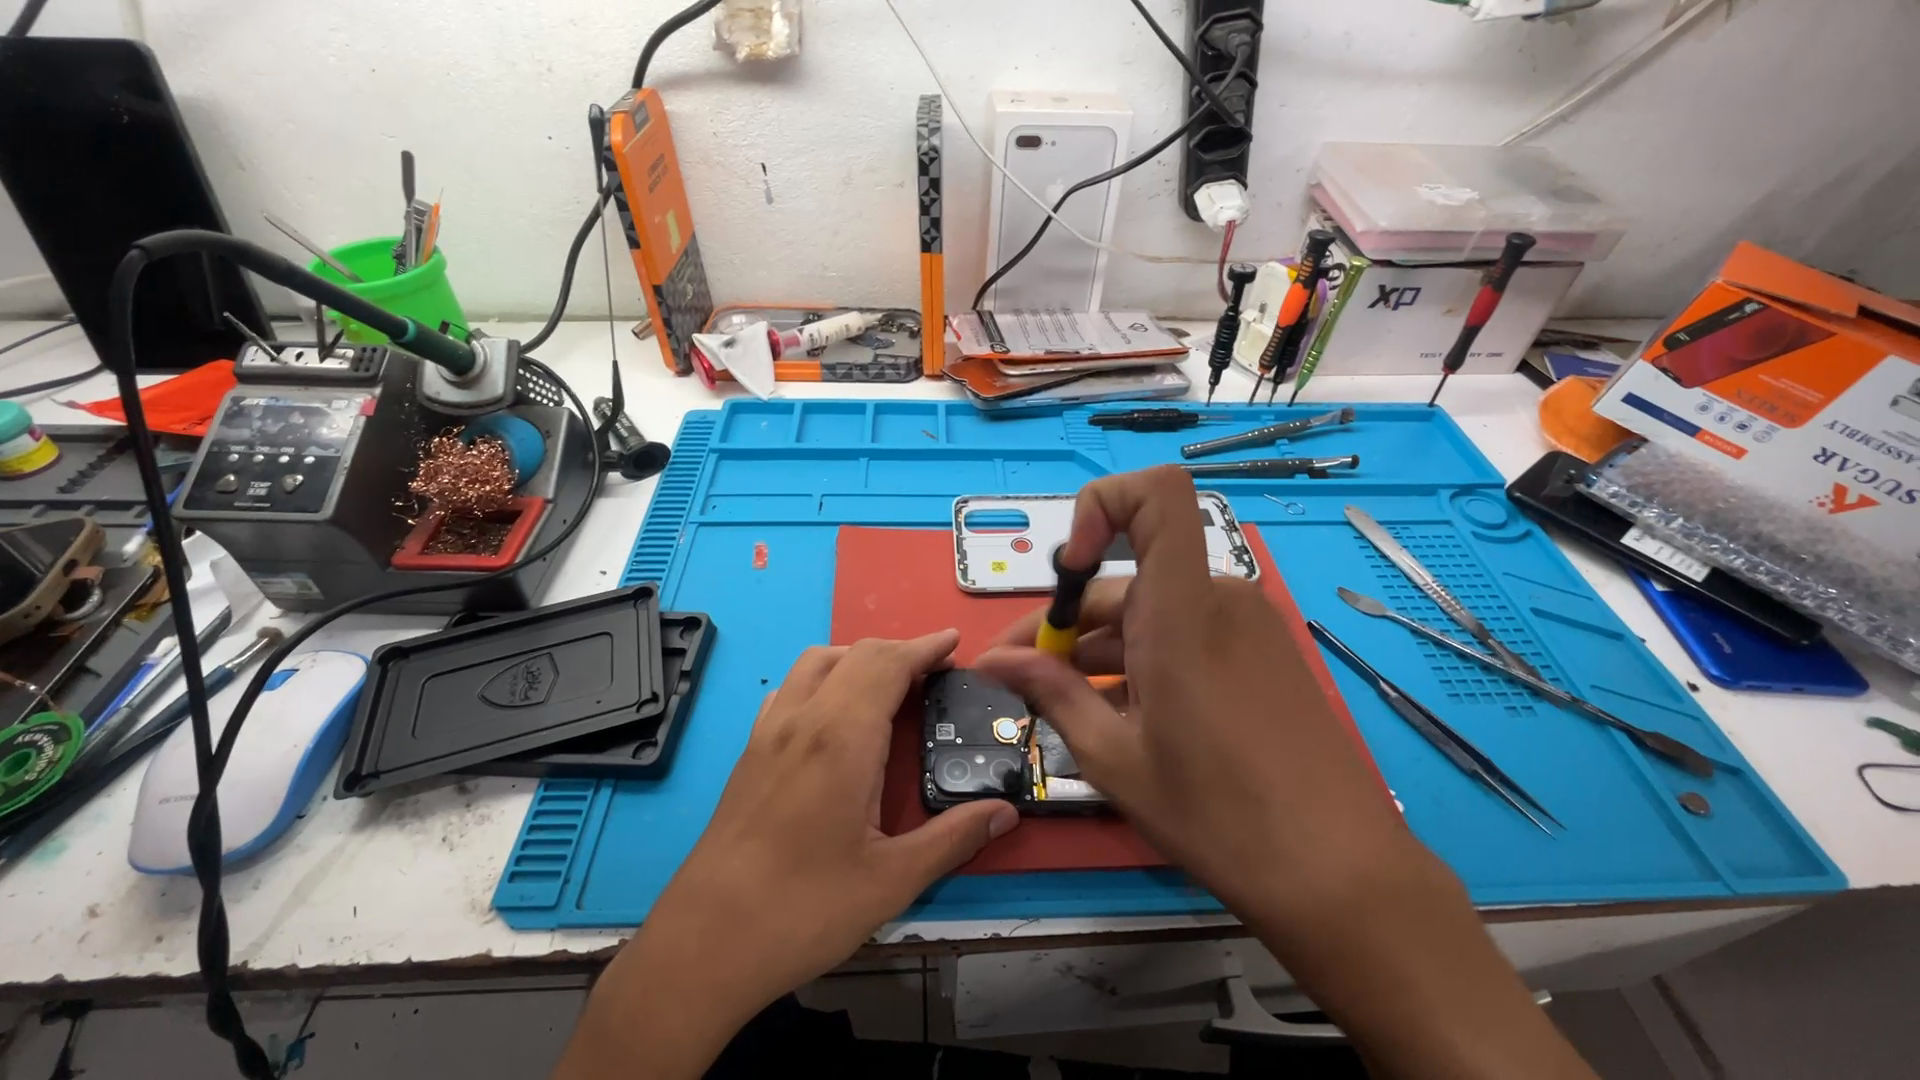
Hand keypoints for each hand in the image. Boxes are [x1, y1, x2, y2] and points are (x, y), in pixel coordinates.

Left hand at [559, 631, 1017, 1078]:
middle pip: (853, 655)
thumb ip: (953, 838)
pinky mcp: (748, 755)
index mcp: (842, 737)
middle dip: (897, 650)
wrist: (705, 943)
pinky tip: (830, 716)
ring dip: (856, 659)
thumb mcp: (892, 880)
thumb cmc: (805, 909)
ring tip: (888, 685)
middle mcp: (803, 720)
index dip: (923, 648)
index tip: (952, 642)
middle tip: (933, 669)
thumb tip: (1005, 811)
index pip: (887, 664)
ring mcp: (768, 734)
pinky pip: (788, 691)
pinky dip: (821, 680)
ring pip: (814, 664)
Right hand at [975, 468, 1593, 1079]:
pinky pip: (1190, 633)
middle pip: (1132, 575)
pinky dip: (1146, 659)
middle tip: (1022, 676)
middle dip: (1069, 619)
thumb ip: (1051, 693)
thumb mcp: (1114, 757)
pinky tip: (1120, 715)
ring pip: (1157, 610)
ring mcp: (1249, 627)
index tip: (1070, 574)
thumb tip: (995, 662)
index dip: (1102, 505)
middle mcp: (1220, 599)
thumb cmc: (1215, 812)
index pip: (1157, 493)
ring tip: (1061, 706)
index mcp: (1184, 609)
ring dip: (1104, 647)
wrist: (1336, 872)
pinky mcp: (1264, 656)